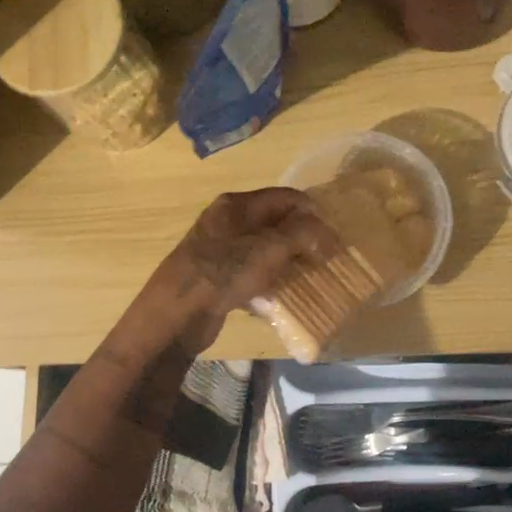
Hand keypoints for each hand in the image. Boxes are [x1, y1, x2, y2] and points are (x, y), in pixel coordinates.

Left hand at [128, 188, 340, 354]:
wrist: (178, 313)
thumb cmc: (224, 272)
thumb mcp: (269, 248)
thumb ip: (302, 234)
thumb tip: (327, 231)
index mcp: (237, 205)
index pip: (286, 197)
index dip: (313, 213)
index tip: (334, 237)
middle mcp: (228, 222)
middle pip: (276, 224)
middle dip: (303, 240)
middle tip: (325, 260)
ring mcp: (220, 251)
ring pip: (265, 251)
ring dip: (288, 264)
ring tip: (308, 280)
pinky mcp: (218, 278)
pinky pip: (253, 275)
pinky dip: (269, 283)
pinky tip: (279, 299)